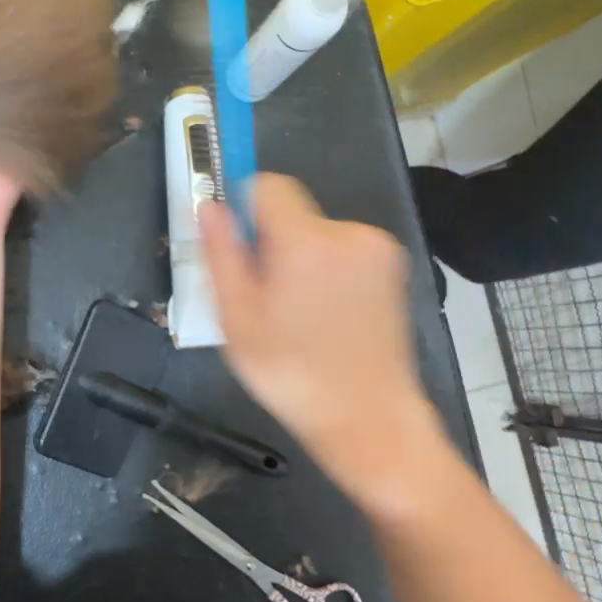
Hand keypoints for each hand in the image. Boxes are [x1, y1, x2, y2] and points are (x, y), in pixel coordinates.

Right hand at [199, 174, 442, 480]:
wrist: (367, 416)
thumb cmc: (291, 373)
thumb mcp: (236, 319)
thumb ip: (220, 254)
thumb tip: (208, 206)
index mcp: (306, 242)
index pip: (266, 186)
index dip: (242, 207)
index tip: (234, 248)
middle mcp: (348, 233)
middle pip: (292, 215)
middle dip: (270, 245)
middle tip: (261, 301)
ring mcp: (377, 250)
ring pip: (317, 236)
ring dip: (298, 260)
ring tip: (295, 317)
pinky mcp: (393, 269)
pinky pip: (343, 253)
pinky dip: (326, 273)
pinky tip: (323, 318)